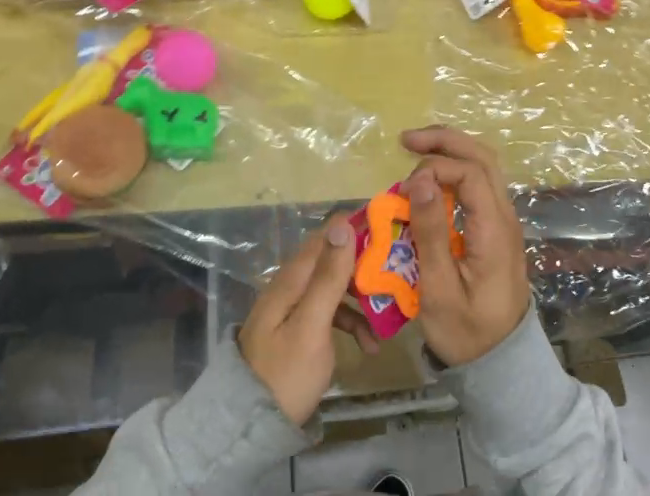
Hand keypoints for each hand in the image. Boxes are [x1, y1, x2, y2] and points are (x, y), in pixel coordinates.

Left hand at [238, 215, 379, 425]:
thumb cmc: (285, 373)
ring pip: (334, 289)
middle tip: (398, 276)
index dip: (355, 228)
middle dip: (365, 266)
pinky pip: (329, 314)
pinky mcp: (298, 330)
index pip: (326, 236)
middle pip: (332, 261)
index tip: (388, 228)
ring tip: (388, 318)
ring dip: (362, 300)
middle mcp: (291, 286)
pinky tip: (368, 346)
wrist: (250, 425)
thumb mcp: (312, 325)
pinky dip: (350, 323)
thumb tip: (342, 224)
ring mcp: (293, 308)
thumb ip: (328, 277)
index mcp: (292, 278)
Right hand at [402, 126, 531, 367]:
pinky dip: (454, 171)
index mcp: (494, 231)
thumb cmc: (466, 332)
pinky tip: (429, 181)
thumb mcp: (440, 290)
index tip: (404, 189)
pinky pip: (479, 186)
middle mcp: (505, 217)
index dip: (435, 169)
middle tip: (405, 140)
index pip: (470, 173)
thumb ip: (431, 233)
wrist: (501, 364)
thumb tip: (420, 180)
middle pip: (483, 158)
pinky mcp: (495, 230)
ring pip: (484, 167)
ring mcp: (503, 222)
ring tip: (414, 150)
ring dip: (451, 152)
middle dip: (445, 141)